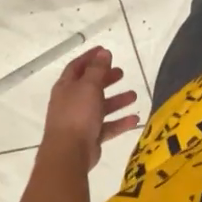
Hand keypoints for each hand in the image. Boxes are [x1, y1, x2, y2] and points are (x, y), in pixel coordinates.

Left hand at [41, 46, 139, 168]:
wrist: (69, 152)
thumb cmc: (77, 114)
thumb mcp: (89, 87)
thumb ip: (97, 70)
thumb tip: (103, 52)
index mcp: (66, 87)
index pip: (77, 67)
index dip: (90, 58)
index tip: (105, 50)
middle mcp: (71, 102)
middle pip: (90, 86)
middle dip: (105, 78)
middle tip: (121, 73)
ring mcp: (80, 120)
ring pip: (101, 106)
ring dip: (116, 100)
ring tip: (133, 95)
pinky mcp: (90, 136)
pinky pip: (107, 126)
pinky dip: (120, 121)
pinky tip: (134, 118)